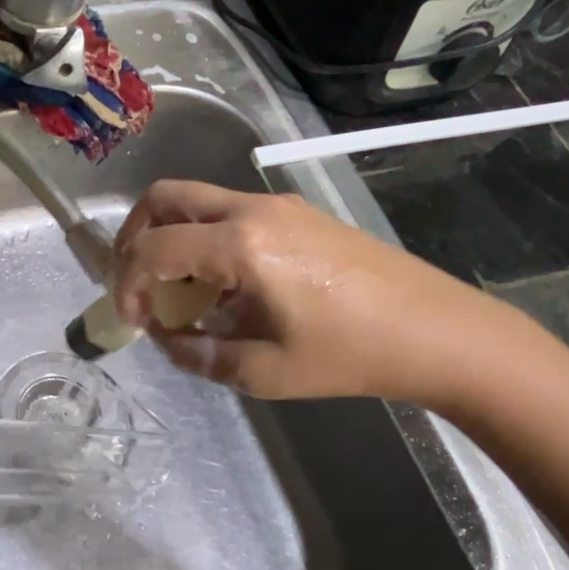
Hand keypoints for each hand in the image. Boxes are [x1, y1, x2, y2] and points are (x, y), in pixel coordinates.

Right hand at [113, 180, 536, 404]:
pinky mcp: (299, 214)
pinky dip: (203, 239)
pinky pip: (229, 213)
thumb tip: (165, 337)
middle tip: (136, 282)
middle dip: (134, 238)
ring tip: (178, 291)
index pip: (152, 248)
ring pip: (196, 201)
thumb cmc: (350, 356)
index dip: (127, 284)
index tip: (132, 321)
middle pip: (164, 198)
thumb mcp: (261, 371)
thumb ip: (195, 353)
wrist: (441, 334)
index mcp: (241, 245)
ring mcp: (279, 207)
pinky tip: (222, 287)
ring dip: (170, 238)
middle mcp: (253, 210)